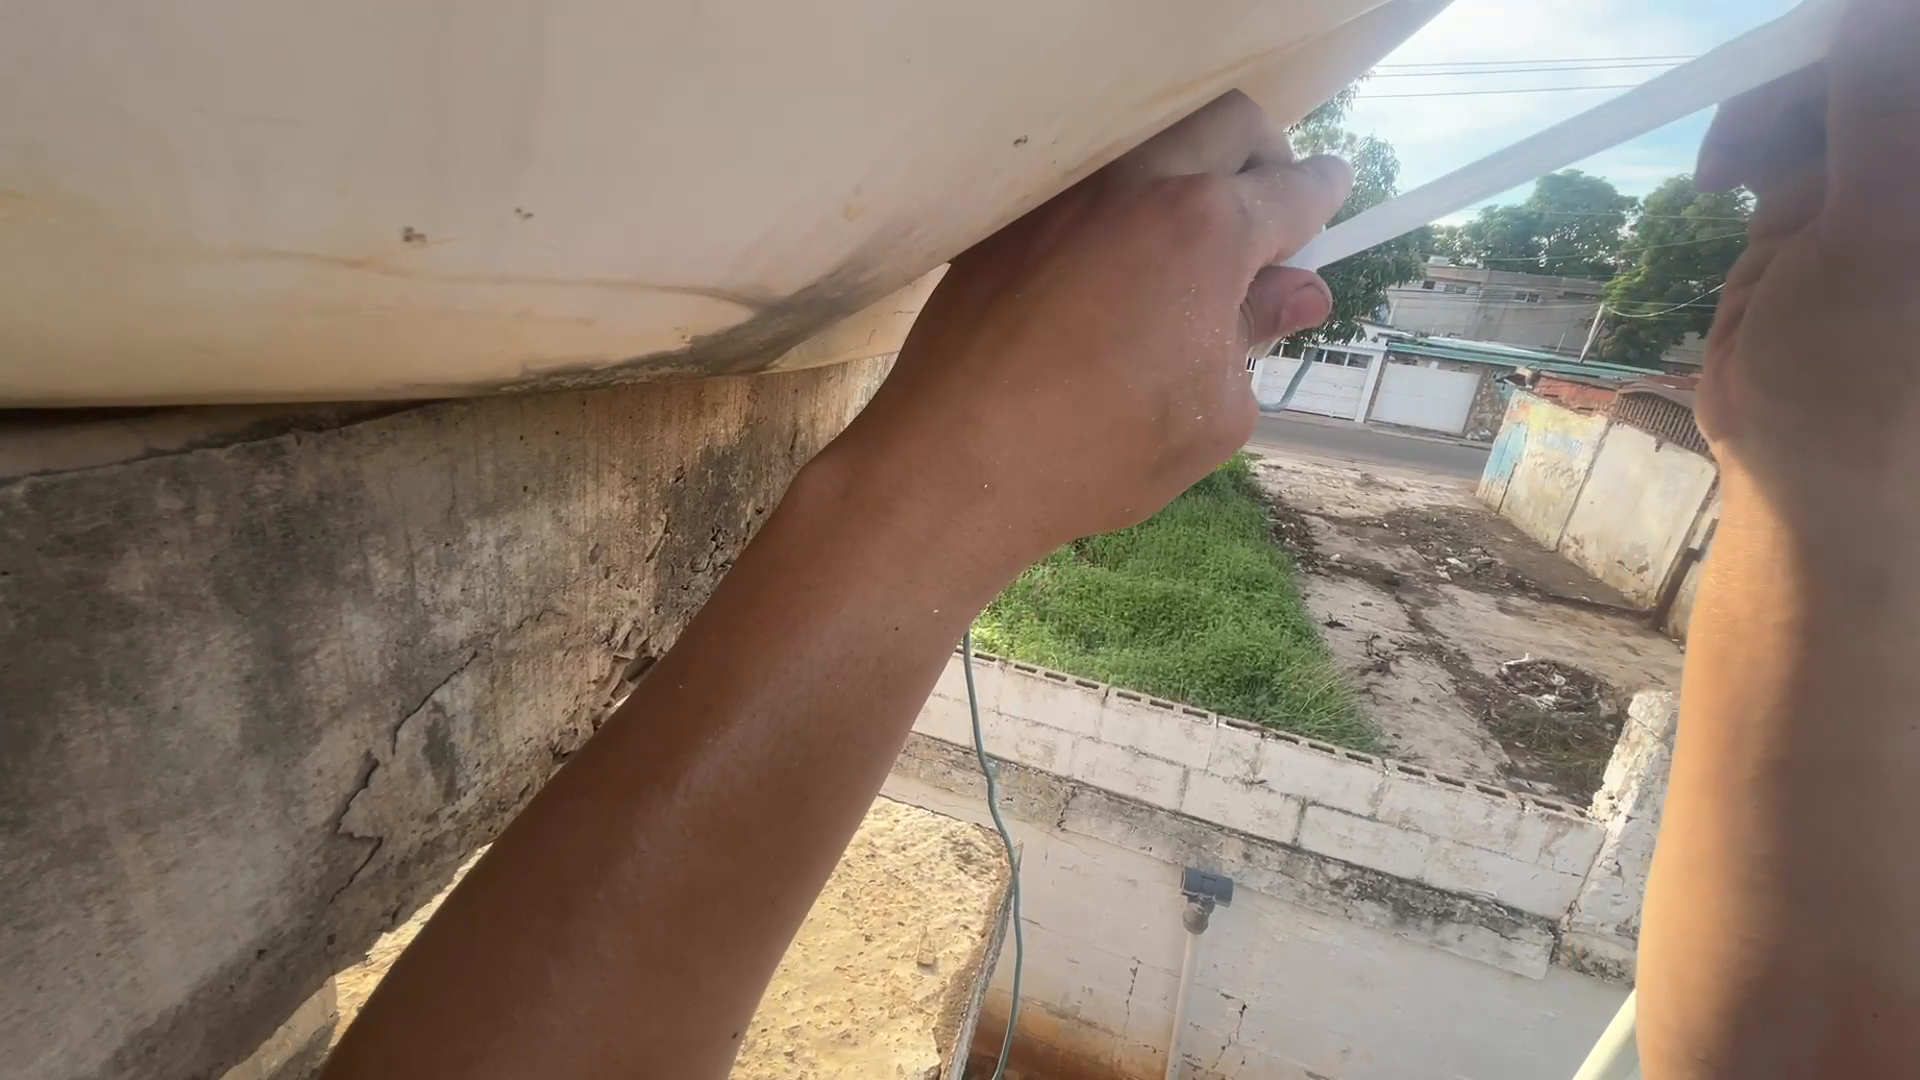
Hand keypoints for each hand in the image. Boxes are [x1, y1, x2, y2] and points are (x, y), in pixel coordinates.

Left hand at [825, 91, 1350, 566]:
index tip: (1324, 210)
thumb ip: (1255, 339)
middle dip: (1262, 160)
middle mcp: (1132, 188)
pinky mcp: (1000, 228)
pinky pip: (1074, 193)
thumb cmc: (1095, 457)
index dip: (1322, 202)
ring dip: (1182, 178)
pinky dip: (1110, 214)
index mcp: (1206, 230)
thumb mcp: (1211, 418)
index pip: (1294, 190)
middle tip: (1257, 220)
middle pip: (1227, 125)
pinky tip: (1097, 276)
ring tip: (1177, 254)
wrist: (956, 466)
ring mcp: (1056, 200)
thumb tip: (1297, 292)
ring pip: (1145, 148)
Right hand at [1693, 0, 1919, 532]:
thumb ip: (1886, 110)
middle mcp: (1918, 162)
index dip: (1848, 46)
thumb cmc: (1859, 356)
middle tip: (1733, 147)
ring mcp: (1883, 178)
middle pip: (1868, 65)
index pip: (1905, 48)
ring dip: (1761, 120)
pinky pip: (1790, 142)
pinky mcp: (1826, 204)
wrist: (1807, 441)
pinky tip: (1724, 183)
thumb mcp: (1873, 229)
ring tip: (1719, 177)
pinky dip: (1748, 149)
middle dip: (1795, 84)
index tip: (1785, 67)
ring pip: (1823, 97)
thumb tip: (1860, 14)